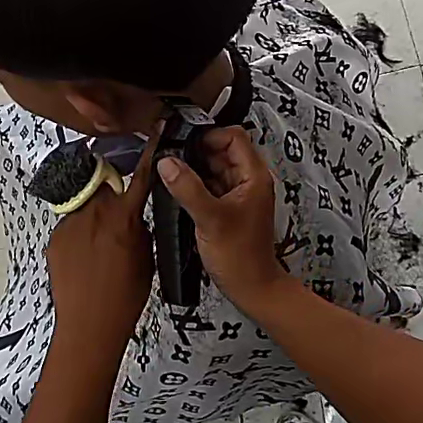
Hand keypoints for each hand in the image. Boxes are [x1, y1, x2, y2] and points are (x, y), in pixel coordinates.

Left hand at [47, 134, 157, 346]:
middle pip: (105, 184)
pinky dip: (83, 233)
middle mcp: (93, 213)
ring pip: (88, 205)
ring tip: (105, 242)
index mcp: (123, 217)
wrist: (89, 326)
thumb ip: (140, 227)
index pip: (140, 175)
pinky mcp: (54, 239)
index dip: (150, 152)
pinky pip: (73, 225)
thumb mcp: (146, 256)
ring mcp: (69, 225)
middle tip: (123, 207)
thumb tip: (135, 216)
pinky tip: (89, 256)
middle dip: (113, 188)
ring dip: (98, 214)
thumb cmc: (127, 295)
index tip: (157, 132)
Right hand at [156, 127, 288, 306]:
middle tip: (173, 160)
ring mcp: (238, 194)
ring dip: (194, 170)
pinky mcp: (227, 207)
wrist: (250, 286)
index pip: (234, 137)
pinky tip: (180, 192)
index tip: (185, 144)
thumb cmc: (242, 257)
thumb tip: (168, 163)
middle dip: (196, 152)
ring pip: (213, 168)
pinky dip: (195, 185)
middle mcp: (249, 181)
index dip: (209, 136)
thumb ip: (188, 188)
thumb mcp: (210, 219)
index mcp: (254, 176)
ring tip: (174, 177)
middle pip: (221, 150)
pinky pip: (210, 185)